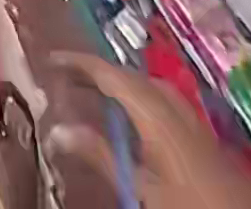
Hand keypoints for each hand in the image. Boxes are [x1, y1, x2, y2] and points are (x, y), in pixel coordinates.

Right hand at [48, 52, 250, 208]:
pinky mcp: (200, 137)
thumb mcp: (140, 190)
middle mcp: (172, 104)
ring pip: (145, 87)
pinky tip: (126, 121)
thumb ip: (100, 156)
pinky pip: (158, 101)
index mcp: (154, 111)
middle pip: (128, 76)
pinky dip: (134, 101)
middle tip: (64, 79)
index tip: (50, 60)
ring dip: (116, 85)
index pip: (109, 73)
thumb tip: (57, 130)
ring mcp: (190, 119)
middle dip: (95, 72)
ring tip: (89, 95)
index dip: (78, 63)